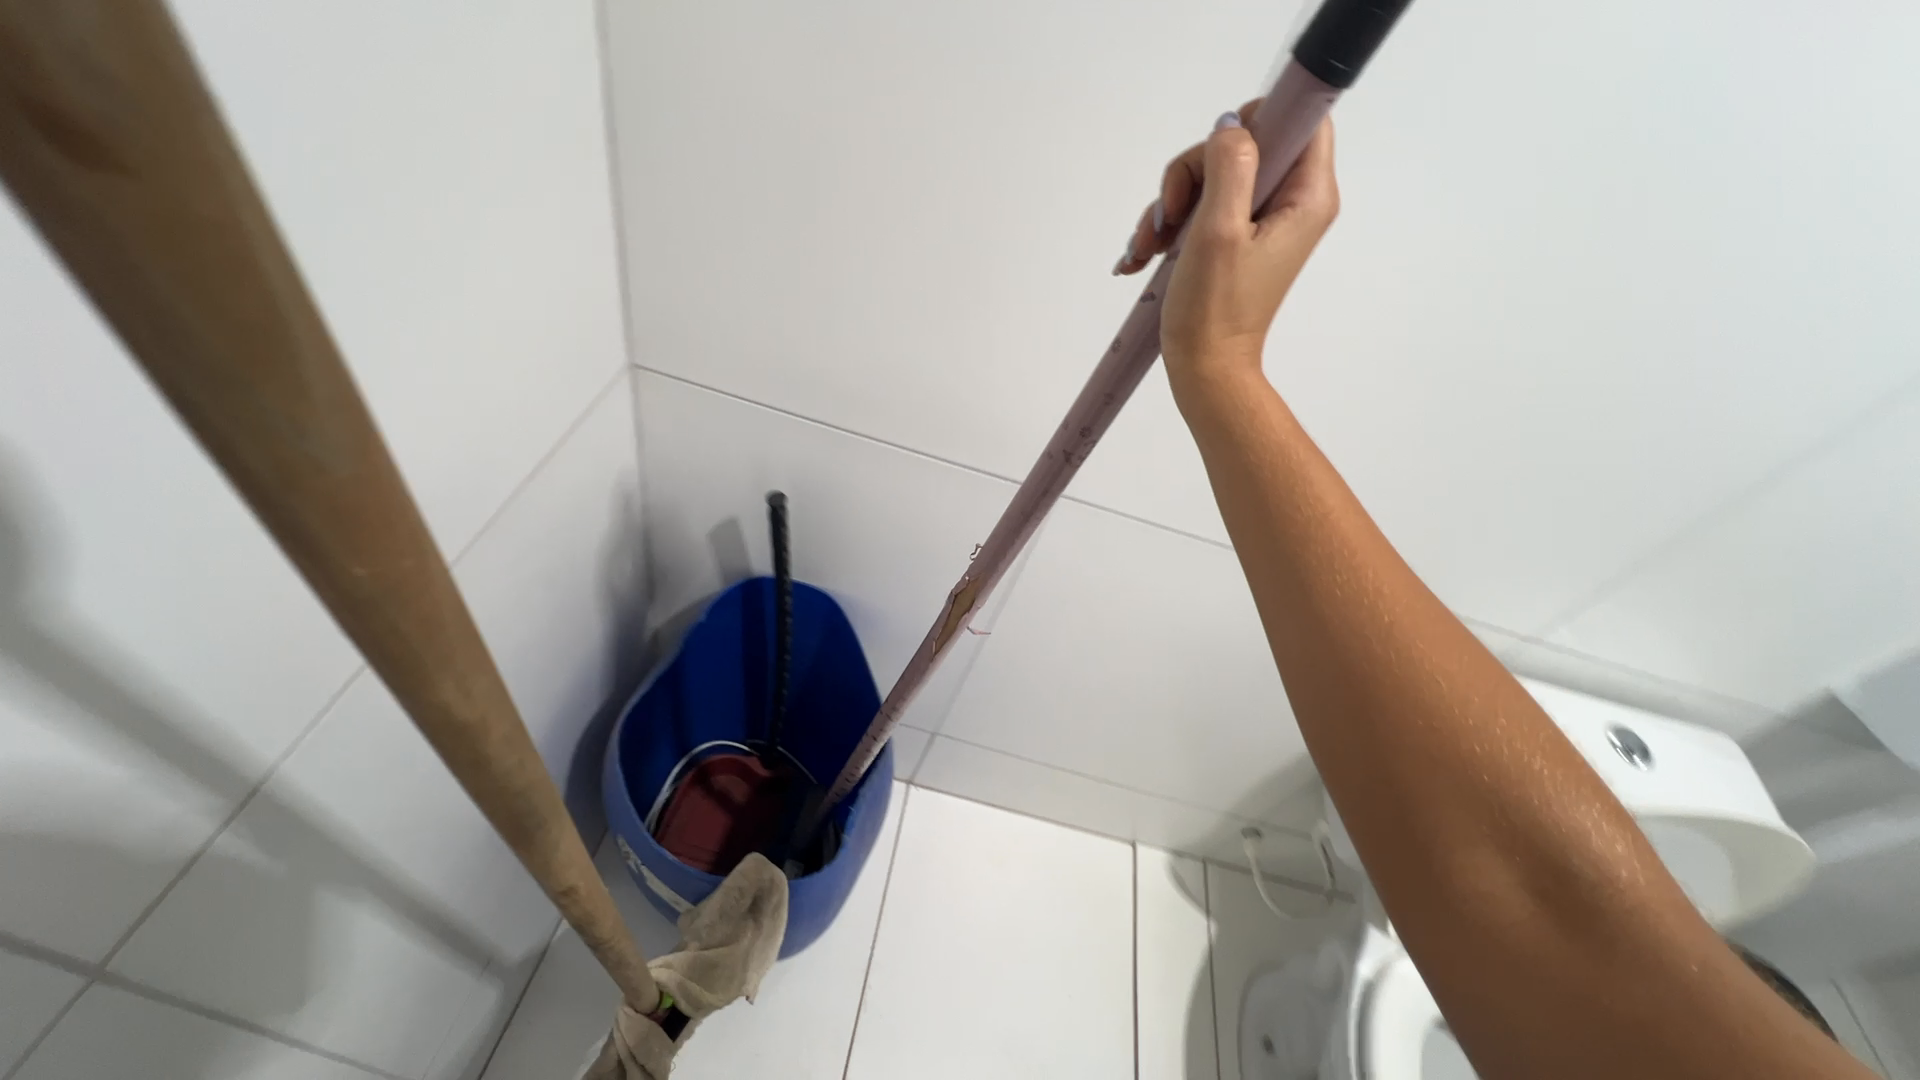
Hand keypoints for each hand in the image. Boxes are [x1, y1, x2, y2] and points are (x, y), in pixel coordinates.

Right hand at [1117, 102, 1338, 384]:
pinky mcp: (1235, 240)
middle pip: (1243, 147)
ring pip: (1212, 178)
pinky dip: (1171, 226)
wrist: (1204, 369)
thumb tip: (1231, 125)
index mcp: (1306, 195)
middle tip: (1168, 217)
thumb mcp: (1219, 230)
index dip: (1256, 120)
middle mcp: (1290, 202)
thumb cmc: (1214, 309)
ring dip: (1171, 206)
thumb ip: (1229, 166)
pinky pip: (1202, 208)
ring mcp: (1261, 223)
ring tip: (1148, 247)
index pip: (1300, 118)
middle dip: (1192, 175)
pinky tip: (1145, 254)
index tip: (1216, 154)